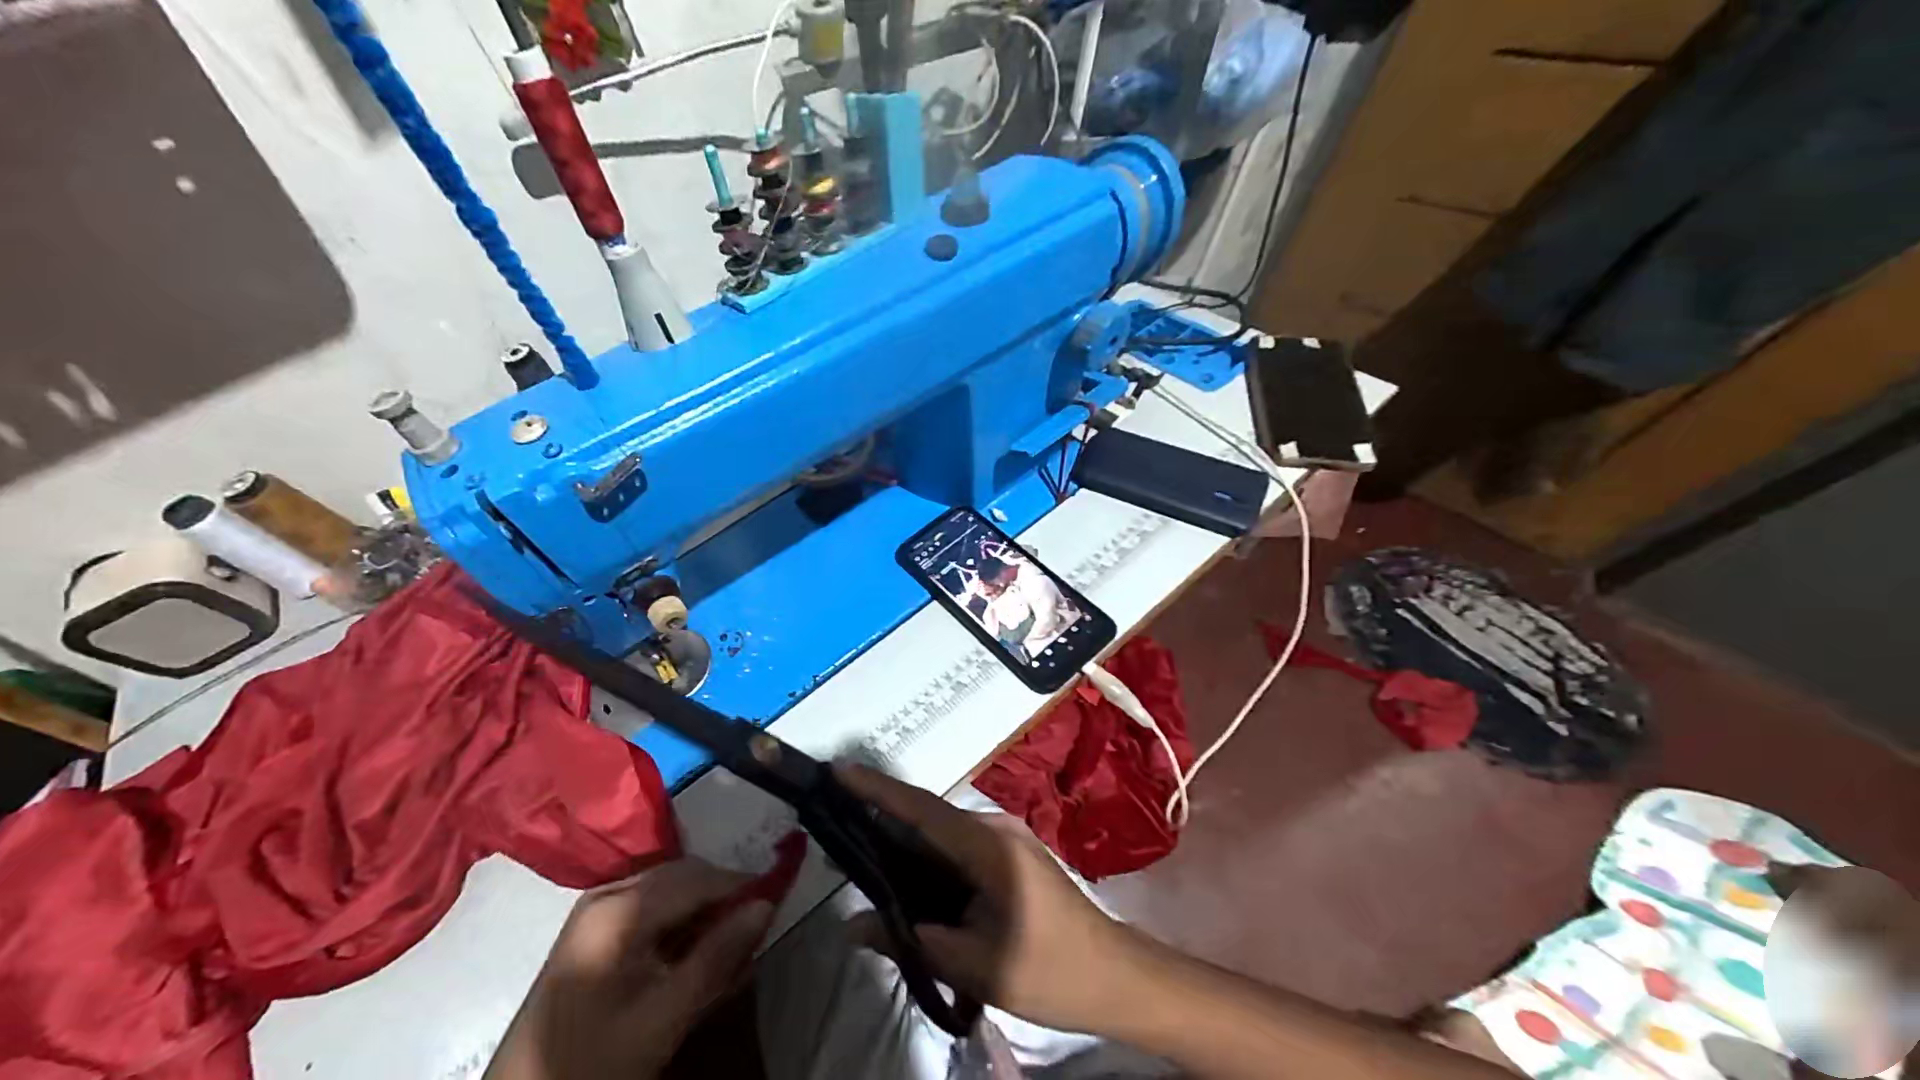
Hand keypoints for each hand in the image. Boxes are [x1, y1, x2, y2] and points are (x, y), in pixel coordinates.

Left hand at [484, 858, 774, 1079]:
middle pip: (682, 877)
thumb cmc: (592, 1063)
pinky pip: (649, 908)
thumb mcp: (662, 1018)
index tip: (778, 898)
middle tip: (757, 924)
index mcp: (619, 909)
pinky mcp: (592, 931)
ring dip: (703, 911)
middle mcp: (607, 895)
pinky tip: (694, 952)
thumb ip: (716, 958)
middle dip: (722, 896)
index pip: (698, 878)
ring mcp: (595, 911)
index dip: (740, 884)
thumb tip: (766, 905)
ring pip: (668, 891)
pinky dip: (679, 923)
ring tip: (730, 943)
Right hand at [839, 763, 1154, 1035]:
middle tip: (836, 828)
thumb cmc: (1050, 971)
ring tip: (861, 856)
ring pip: (944, 833)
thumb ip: (913, 941)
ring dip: (907, 842)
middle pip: (929, 817)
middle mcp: (997, 828)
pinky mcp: (1012, 853)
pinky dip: (930, 856)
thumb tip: (853, 925)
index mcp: (989, 846)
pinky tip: (910, 879)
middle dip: (882, 817)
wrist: (1117, 975)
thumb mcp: (976, 966)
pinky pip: (960, 845)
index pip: (922, 810)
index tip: (839, 770)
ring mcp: (1007, 837)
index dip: (878, 789)